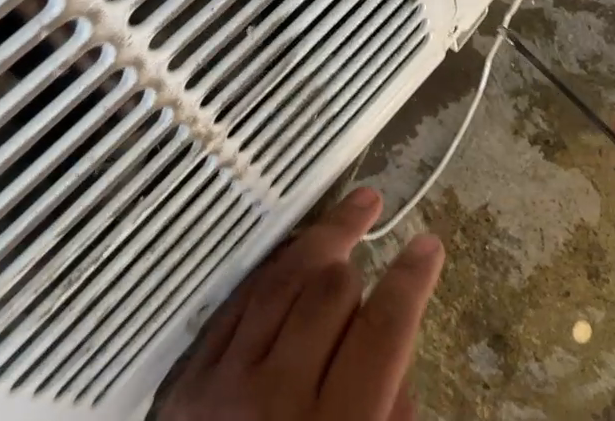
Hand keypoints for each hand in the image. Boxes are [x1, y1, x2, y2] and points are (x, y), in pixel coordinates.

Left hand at [157, 187, 444, 420]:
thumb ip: (390, 408)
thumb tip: (391, 337)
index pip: (383, 326)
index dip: (412, 278)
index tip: (429, 245)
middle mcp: (277, 399)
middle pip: (329, 290)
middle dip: (359, 257)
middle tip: (376, 230)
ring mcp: (222, 387)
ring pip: (279, 280)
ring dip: (318, 242)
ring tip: (348, 214)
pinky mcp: (185, 384)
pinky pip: (236, 302)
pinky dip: (271, 273)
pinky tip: (294, 255)